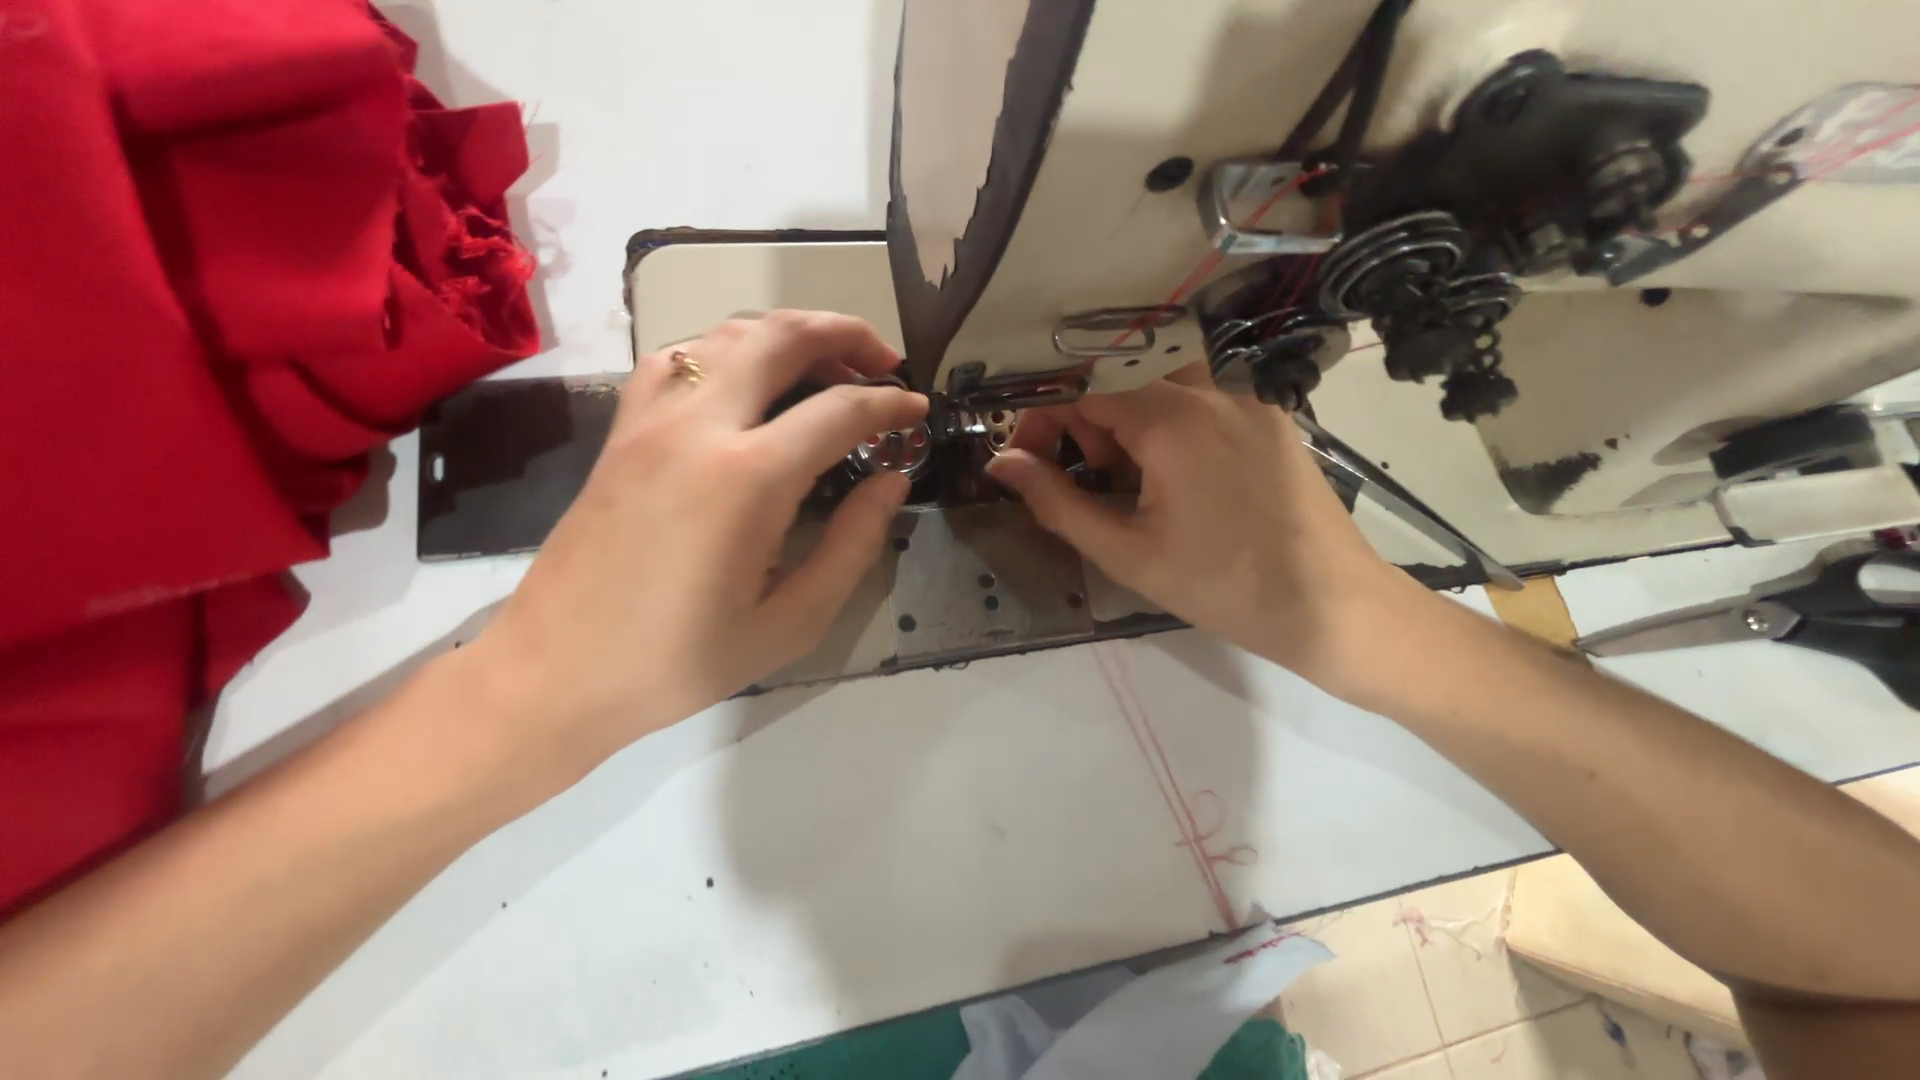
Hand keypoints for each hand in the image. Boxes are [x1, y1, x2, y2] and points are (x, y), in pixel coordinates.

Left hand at [464, 311, 926, 781]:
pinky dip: (725, 350)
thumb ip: (852, 544)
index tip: (919, 412)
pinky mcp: (622, 432)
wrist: (556, 674)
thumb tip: (892, 481)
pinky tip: (744, 382)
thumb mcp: (790, 623)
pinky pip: (676, 359)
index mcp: (747, 477)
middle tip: (885, 361)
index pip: (840, 410)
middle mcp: (697, 427)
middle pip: (781, 338)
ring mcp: (650, 421)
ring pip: (726, 334)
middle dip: (845, 334)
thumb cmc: (680, 661)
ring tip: (825, 366)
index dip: (891, 405)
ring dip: (786, 335)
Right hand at [986, 365, 1416, 693]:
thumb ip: (1056, 501)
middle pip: (1119, 377)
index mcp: (1172, 421)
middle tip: (1089, 481)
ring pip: (1161, 382)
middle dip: (1085, 422)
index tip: (1031, 463)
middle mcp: (1211, 391)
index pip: (1081, 388)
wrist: (1331, 606)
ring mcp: (1248, 398)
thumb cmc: (1224, 586)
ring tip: (1134, 479)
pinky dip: (1170, 422)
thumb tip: (1001, 463)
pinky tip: (1180, 478)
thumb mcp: (1127, 552)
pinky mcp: (1271, 416)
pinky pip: (1203, 397)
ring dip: (1128, 418)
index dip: (1042, 420)